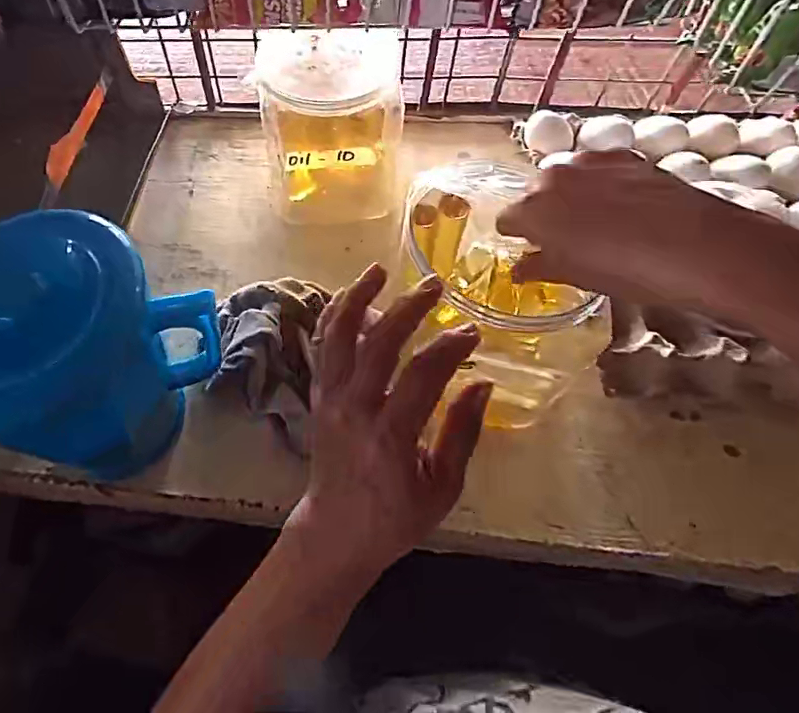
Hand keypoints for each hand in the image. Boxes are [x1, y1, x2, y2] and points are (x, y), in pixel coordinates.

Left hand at [283, 264, 490, 583]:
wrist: (336, 529)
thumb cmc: (396, 515)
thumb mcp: (442, 487)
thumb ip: (460, 433)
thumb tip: (481, 383)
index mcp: (389, 436)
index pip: (420, 377)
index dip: (447, 348)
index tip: (472, 330)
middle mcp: (353, 408)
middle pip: (377, 344)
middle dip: (408, 308)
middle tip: (434, 284)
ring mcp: (329, 397)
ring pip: (337, 335)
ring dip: (356, 297)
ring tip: (378, 270)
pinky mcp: (317, 394)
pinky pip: (321, 346)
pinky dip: (333, 317)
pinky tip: (347, 295)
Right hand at [498, 149, 798, 319]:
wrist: (708, 249)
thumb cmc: (631, 272)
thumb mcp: (579, 277)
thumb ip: (540, 267)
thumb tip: (520, 269)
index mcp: (531, 210)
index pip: (507, 220)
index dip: (519, 237)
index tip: (534, 249)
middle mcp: (551, 178)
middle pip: (534, 195)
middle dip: (544, 213)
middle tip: (568, 238)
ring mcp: (589, 163)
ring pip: (565, 178)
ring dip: (572, 195)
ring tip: (599, 221)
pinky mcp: (624, 157)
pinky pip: (598, 169)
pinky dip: (602, 183)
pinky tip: (624, 205)